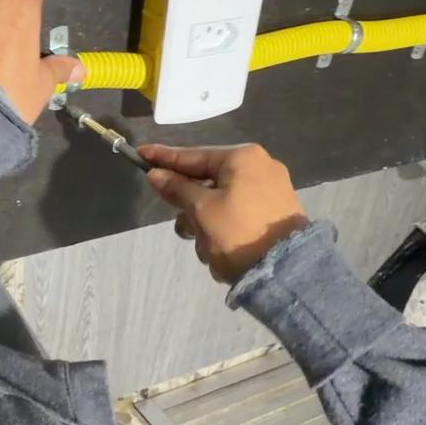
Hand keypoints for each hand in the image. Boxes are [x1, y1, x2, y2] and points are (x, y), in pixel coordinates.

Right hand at [140, 144, 310, 283]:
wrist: (285, 270)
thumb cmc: (238, 232)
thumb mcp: (201, 209)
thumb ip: (177, 189)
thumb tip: (155, 174)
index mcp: (242, 158)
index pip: (192, 155)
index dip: (163, 158)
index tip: (140, 154)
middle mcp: (259, 167)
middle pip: (205, 181)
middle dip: (190, 207)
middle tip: (184, 222)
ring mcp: (269, 190)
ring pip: (218, 202)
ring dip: (205, 224)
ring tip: (208, 246)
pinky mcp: (273, 212)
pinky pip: (234, 215)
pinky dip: (222, 230)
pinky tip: (221, 249)